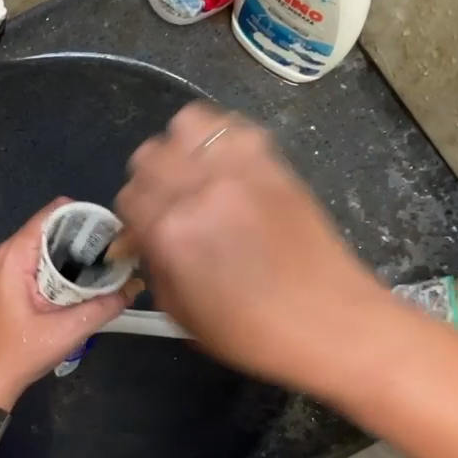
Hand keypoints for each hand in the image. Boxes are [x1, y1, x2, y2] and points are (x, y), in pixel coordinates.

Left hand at [0, 198, 136, 406]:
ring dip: (76, 252)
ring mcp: (8, 265)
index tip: (113, 231)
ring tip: (107, 264)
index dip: (85, 216)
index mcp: (15, 255)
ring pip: (49, 244)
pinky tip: (86, 279)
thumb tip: (134, 287)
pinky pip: (43, 259)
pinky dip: (64, 265)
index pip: (53, 213)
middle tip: (116, 251)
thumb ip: (103, 306)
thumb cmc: (21, 352)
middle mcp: (8, 252)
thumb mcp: (67, 330)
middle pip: (53, 226)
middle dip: (85, 236)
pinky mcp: (12, 279)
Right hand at [114, 102, 389, 391]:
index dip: (132, 216)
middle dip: (150, 181)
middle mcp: (199, 190)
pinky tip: (224, 169)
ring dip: (181, 148)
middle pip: (150, 155)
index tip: (142, 231)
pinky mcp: (273, 164)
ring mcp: (239, 171)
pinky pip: (233, 128)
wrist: (329, 323)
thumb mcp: (180, 310)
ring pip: (187, 125)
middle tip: (165, 205)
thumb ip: (154, 264)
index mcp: (169, 232)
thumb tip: (142, 240)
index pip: (128, 197)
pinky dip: (220, 140)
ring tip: (193, 176)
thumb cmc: (249, 332)